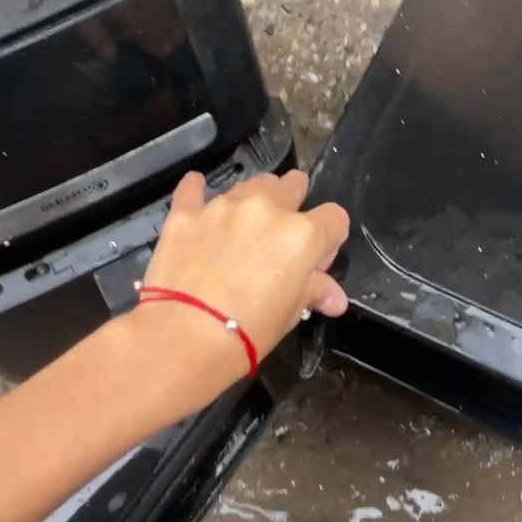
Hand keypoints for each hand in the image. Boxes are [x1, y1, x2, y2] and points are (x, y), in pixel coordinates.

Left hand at [136, 169, 350, 389]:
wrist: (187, 336)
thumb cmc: (251, 330)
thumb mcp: (292, 314)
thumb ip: (315, 292)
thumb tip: (335, 299)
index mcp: (302, 234)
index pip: (335, 218)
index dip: (330, 240)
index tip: (316, 261)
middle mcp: (267, 209)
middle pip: (292, 186)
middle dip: (295, 201)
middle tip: (282, 234)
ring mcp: (223, 207)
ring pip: (250, 185)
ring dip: (254, 199)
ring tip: (245, 226)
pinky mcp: (186, 214)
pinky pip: (193, 189)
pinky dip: (198, 190)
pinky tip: (197, 190)